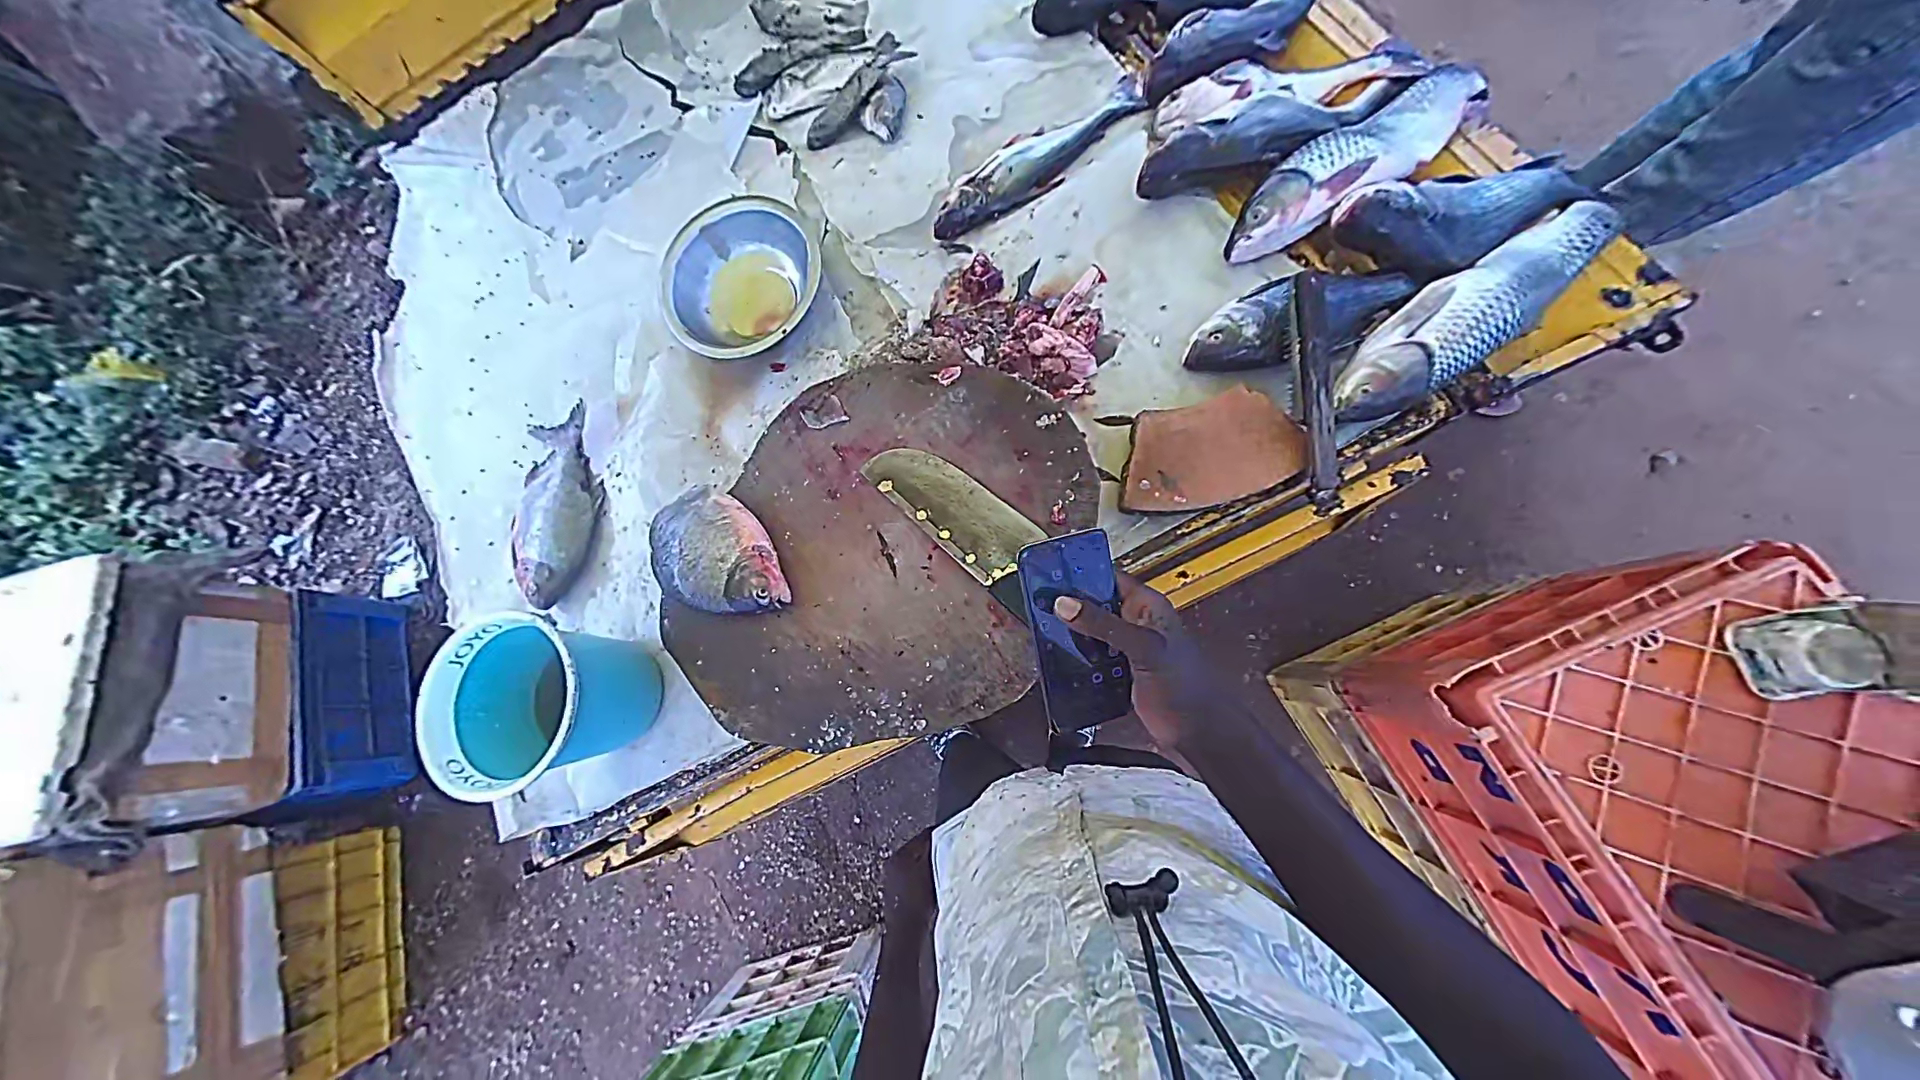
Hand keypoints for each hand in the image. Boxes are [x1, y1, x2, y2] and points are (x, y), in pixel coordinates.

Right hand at [1051, 573, 1219, 748]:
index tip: (1051, 573)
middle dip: (1070, 605)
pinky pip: (1091, 658)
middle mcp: (1136, 624)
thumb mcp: (1145, 648)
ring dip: (1070, 634)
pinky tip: (1060, 661)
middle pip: (1094, 605)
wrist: (1200, 736)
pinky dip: (1076, 659)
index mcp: (1147, 606)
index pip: (1108, 577)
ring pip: (1090, 632)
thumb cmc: (1188, 688)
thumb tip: (1067, 604)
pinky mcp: (1120, 674)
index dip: (1082, 573)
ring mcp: (1127, 649)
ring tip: (1042, 630)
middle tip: (1039, 604)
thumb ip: (1105, 625)